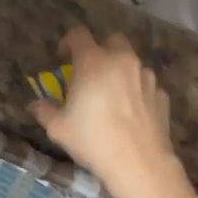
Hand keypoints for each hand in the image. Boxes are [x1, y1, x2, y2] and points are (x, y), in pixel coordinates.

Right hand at [30, 27, 180, 191]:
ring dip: (120, 72)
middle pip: (113, 41)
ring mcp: (146, 77)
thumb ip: (45, 111)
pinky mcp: (162, 95)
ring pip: (132, 64)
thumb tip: (35, 105)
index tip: (62, 58)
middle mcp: (123, 61)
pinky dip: (137, 92)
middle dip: (101, 51)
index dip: (68, 42)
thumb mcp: (59, 129)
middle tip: (91, 74)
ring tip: (112, 97)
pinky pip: (145, 86)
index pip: (79, 35)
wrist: (139, 162)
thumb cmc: (93, 140)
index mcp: (94, 63)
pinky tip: (130, 113)